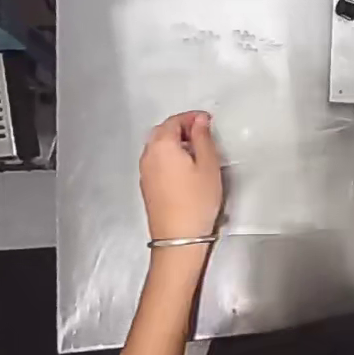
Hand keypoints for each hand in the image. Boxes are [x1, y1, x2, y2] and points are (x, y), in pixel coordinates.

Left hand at [140, 111, 224, 241]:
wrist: (178, 237)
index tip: (208, 121)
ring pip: (158, 147)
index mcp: (162, 145)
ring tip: (196, 152)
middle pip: (163, 131)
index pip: (175, 120)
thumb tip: (200, 121)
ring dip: (175, 143)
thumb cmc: (196, 201)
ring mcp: (145, 171)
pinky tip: (185, 169)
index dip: (192, 117)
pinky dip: (170, 157)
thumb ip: (203, 138)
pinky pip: (157, 162)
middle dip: (182, 128)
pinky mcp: (147, 186)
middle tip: (203, 134)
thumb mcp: (209, 165)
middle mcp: (148, 155)